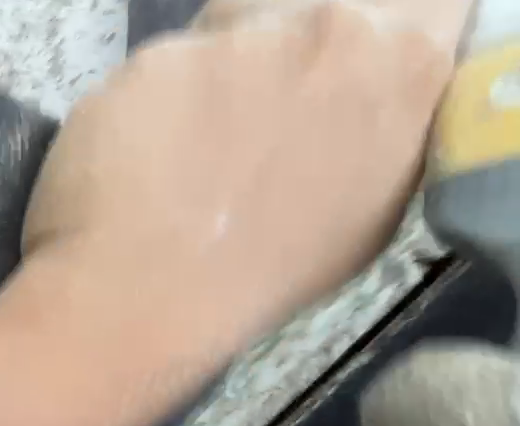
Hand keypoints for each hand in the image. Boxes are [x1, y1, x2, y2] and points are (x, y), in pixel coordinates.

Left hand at [19, 0, 470, 421]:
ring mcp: (232, 43)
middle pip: (290, 12)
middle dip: (255, 61)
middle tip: (214, 133)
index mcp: (407, 61)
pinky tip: (114, 172)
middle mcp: (329, 29)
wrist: (141, 300)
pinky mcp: (149, 65)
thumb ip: (376, 123)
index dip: (341, 40)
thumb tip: (358, 104)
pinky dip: (124, 119)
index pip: (402, 5)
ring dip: (188, 86)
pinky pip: (139, 81)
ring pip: (210, 40)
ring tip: (161, 161)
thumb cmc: (256, 277)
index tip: (300, 80)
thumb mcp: (371, 201)